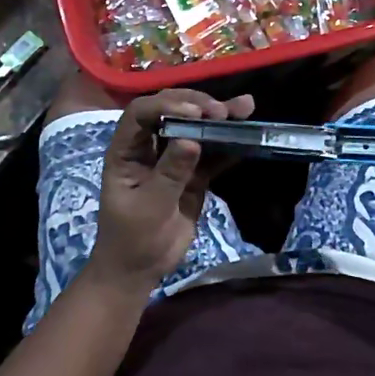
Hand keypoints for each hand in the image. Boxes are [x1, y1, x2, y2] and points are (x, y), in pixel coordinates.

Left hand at [88, 89, 253, 293]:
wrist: (139, 270)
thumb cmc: (132, 239)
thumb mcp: (149, 207)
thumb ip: (170, 173)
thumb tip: (192, 141)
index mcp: (126, 150)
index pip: (141, 114)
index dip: (167, 105)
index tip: (195, 113)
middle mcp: (148, 147)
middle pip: (171, 112)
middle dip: (197, 105)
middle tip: (222, 111)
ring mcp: (172, 159)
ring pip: (195, 129)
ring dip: (219, 118)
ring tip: (245, 107)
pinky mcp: (192, 174)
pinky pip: (211, 154)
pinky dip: (228, 144)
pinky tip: (247, 135)